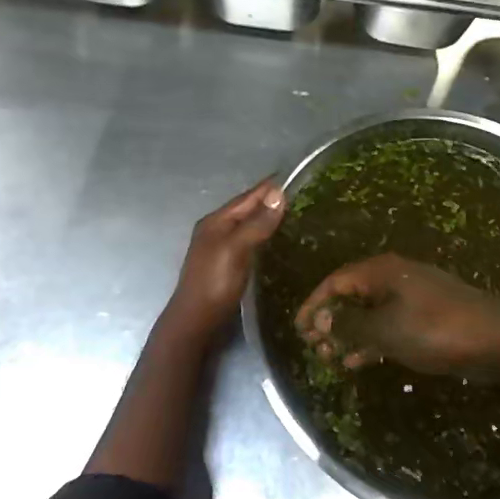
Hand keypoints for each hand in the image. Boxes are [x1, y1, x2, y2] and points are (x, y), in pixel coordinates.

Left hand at [163, 178, 284, 342]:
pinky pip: (249, 239)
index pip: (248, 196)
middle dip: (272, 200)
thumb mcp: (236, 249)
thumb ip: (257, 222)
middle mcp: (216, 229)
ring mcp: (220, 247)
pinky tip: (278, 239)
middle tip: (304, 196)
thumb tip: (279, 193)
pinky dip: (264, 234)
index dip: (271, 186)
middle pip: (248, 208)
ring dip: (269, 217)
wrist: (195, 322)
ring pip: (249, 224)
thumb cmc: (215, 283)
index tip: (298, 176)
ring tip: (296, 214)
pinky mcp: (226, 263)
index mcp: (216, 221)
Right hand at [294, 254, 499, 377]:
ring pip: (370, 313)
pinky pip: (389, 326)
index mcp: (382, 271)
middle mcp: (395, 278)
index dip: (313, 304)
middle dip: (330, 321)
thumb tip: (321, 320)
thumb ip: (349, 324)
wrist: (495, 339)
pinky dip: (371, 341)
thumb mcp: (385, 329)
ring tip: (331, 359)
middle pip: (353, 295)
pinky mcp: (427, 318)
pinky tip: (359, 362)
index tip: (297, 330)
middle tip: (314, 349)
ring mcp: (413, 298)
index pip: (336, 280)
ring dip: (349, 334)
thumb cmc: (435, 330)